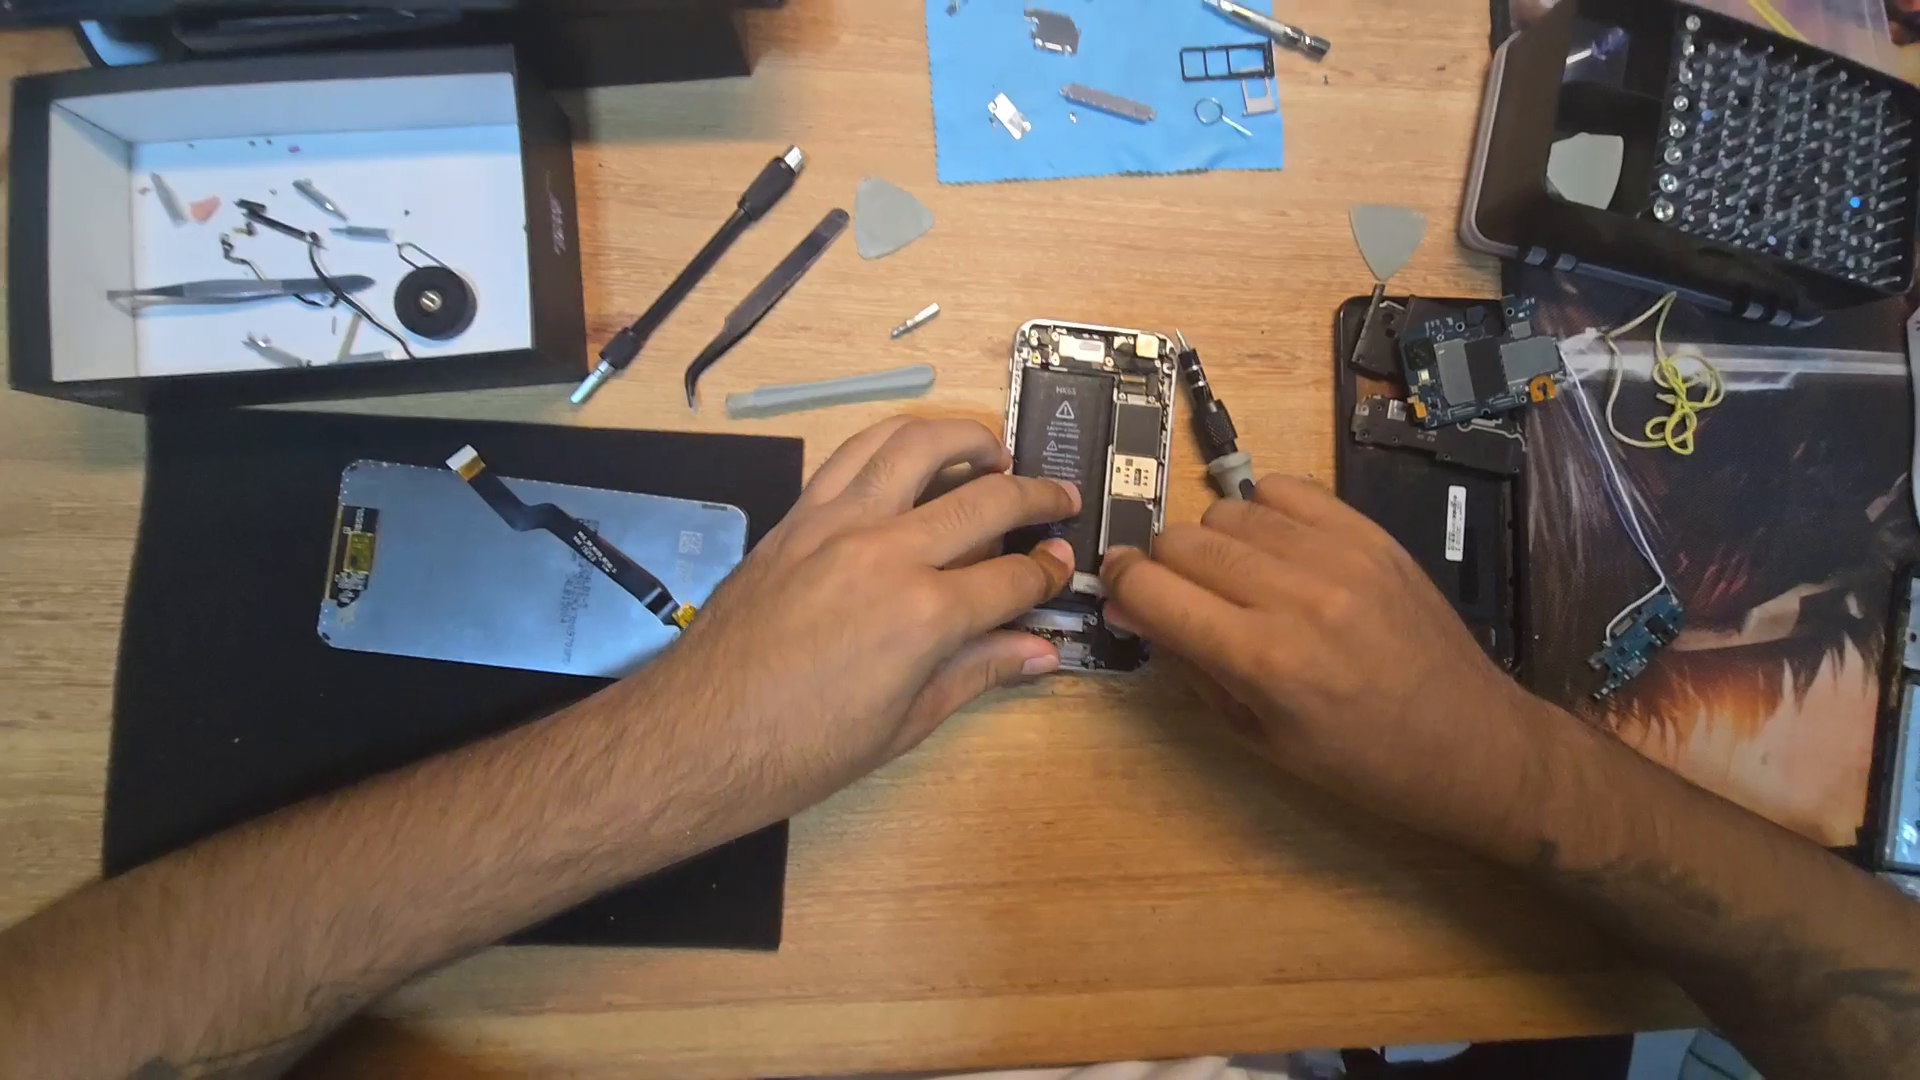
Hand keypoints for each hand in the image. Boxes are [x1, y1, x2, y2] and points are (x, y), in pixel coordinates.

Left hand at [637, 416, 1077, 823]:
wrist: (698, 734)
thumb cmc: (805, 749)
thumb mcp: (906, 723)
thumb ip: (980, 670)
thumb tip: (1044, 651)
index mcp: (926, 615)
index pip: (1013, 578)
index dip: (1049, 572)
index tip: (1063, 565)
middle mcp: (889, 550)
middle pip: (985, 498)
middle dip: (1037, 494)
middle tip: (1059, 497)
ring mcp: (838, 522)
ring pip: (915, 444)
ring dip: (966, 436)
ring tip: (992, 449)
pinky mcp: (798, 514)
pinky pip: (853, 453)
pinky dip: (895, 439)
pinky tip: (913, 454)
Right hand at [1100, 476, 1558, 858]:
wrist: (1474, 744)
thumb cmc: (1354, 759)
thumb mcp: (1252, 732)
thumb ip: (1183, 658)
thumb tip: (1124, 604)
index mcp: (1260, 659)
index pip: (1149, 588)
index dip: (1117, 582)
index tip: (1117, 588)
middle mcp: (1294, 596)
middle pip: (1178, 540)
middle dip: (1159, 566)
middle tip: (1180, 596)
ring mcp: (1337, 556)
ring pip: (1224, 509)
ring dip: (1210, 541)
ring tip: (1235, 576)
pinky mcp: (1369, 533)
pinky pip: (1282, 488)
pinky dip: (1260, 511)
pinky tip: (1273, 547)